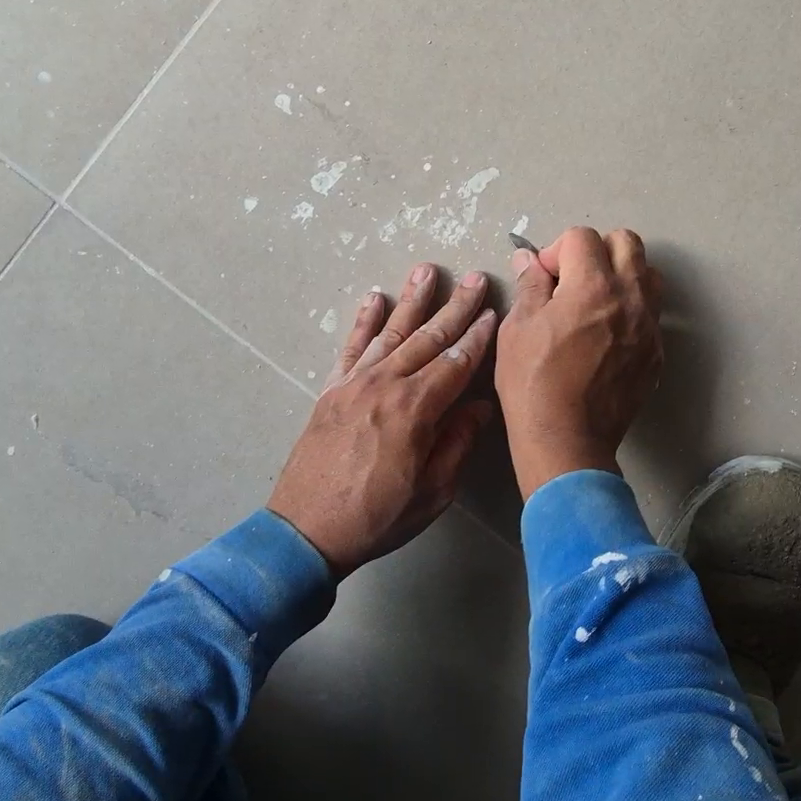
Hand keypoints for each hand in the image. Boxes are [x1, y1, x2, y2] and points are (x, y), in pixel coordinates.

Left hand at [268, 264, 497, 576]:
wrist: (306, 530)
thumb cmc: (377, 517)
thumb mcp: (433, 492)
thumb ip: (458, 444)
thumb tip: (479, 407)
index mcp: (416, 410)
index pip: (457, 363)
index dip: (478, 337)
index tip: (494, 313)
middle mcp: (386, 385)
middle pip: (428, 338)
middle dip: (456, 307)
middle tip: (476, 279)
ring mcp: (354, 384)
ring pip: (391, 332)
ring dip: (412, 301)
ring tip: (427, 271)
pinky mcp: (331, 391)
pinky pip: (351, 348)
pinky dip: (364, 322)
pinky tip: (374, 299)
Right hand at [495, 227, 662, 500]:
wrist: (567, 439)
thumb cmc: (533, 383)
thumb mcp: (518, 329)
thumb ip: (530, 286)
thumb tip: (528, 260)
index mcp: (593, 285)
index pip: (583, 236)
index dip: (556, 250)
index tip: (544, 278)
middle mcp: (630, 298)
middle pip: (627, 242)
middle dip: (596, 251)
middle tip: (572, 280)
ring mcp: (649, 326)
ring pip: (648, 275)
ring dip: (622, 276)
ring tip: (596, 302)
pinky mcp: (656, 353)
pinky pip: (651, 315)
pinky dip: (631, 311)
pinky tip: (607, 336)